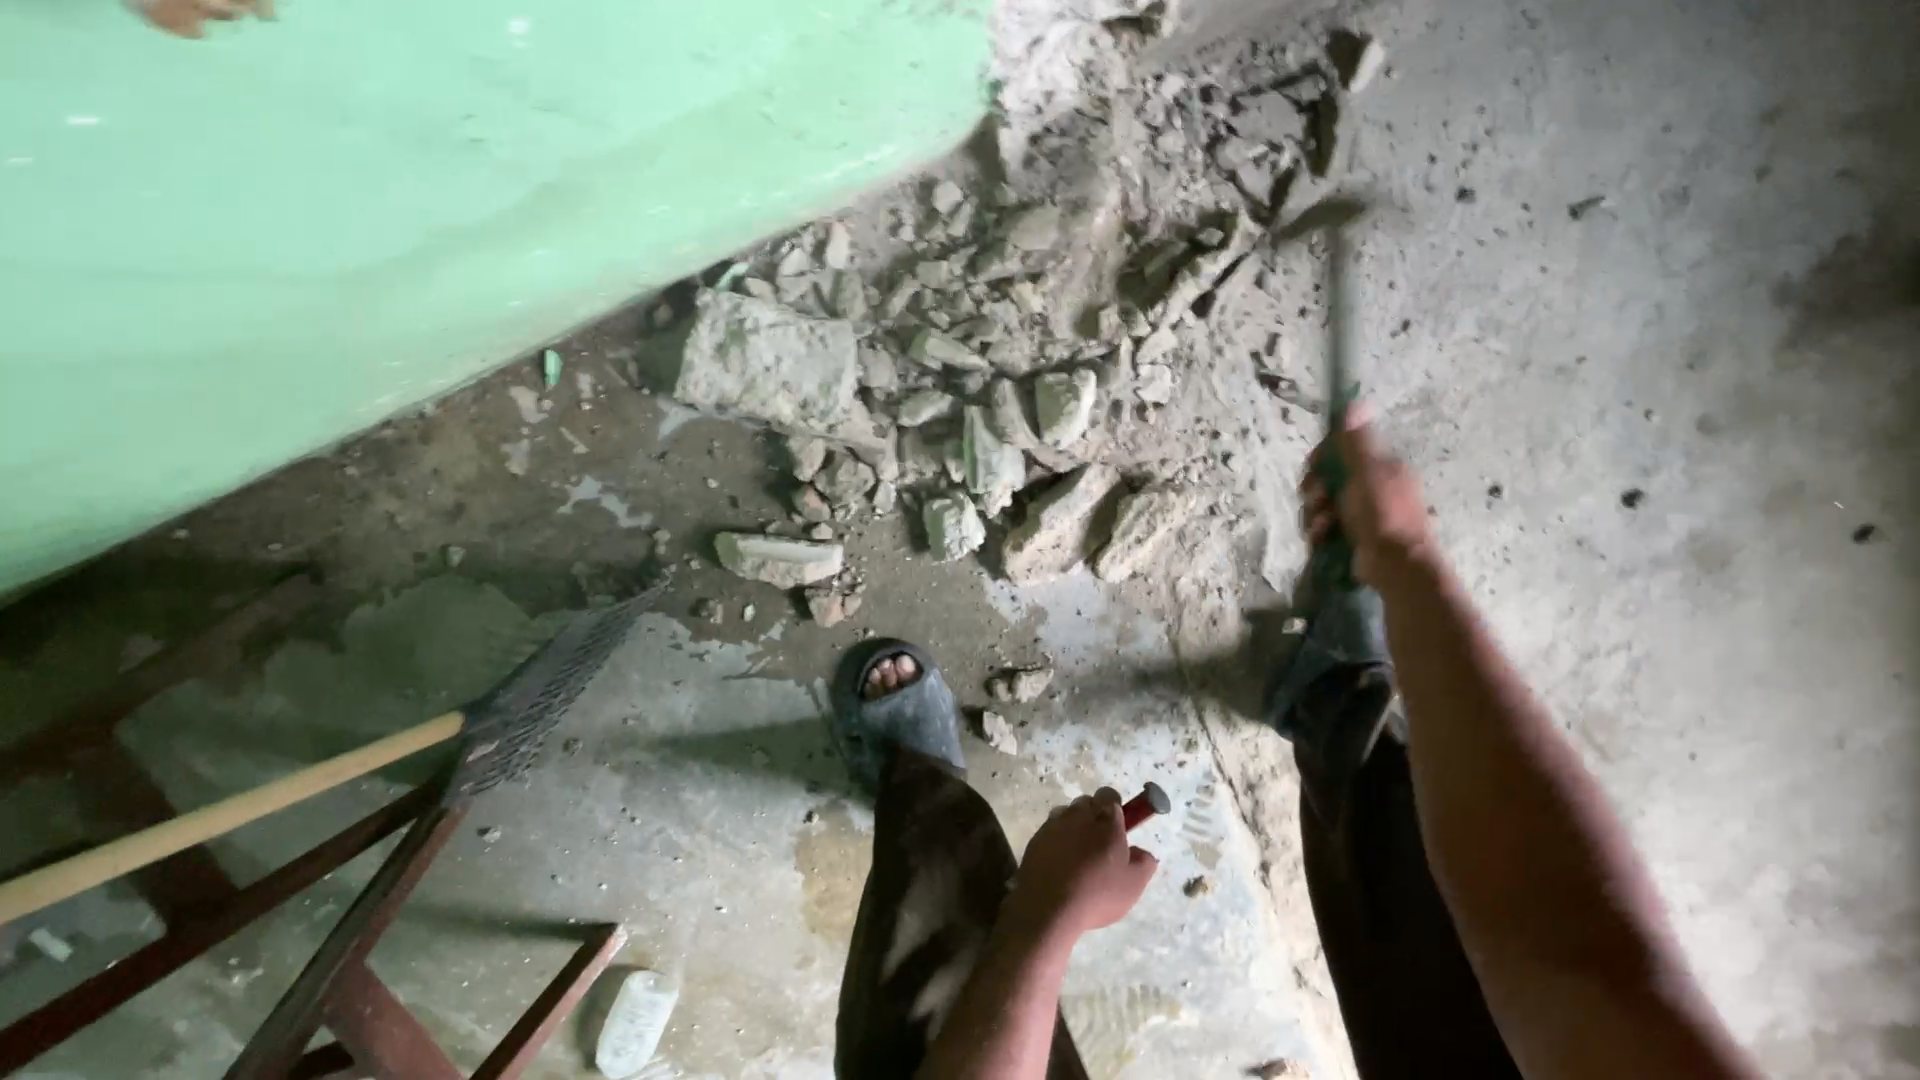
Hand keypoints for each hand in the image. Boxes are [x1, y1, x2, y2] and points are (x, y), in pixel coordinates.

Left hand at [1006, 788, 1156, 937]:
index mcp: (1105, 820)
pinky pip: (1050, 830)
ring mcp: (1054, 824)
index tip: (1118, 829)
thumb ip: (1144, 862)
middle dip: (1094, 816)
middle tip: (1099, 844)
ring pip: (1067, 814)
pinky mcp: (1036, 837)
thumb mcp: (1133, 884)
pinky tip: (1060, 863)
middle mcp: (1078, 815)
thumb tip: (1141, 852)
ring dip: (1074, 826)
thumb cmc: (1097, 893)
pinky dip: (1057, 840)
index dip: (1115, 809)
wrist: (1048, 906)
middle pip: (1087, 803)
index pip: (1110, 796)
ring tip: (1077, 855)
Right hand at [1302, 406, 1434, 584]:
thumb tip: (1355, 402)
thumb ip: (1357, 442)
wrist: (1396, 565)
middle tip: (1317, 498)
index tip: (1313, 467)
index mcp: (1380, 467)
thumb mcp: (1368, 472)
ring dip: (1314, 514)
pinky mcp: (1348, 536)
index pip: (1341, 452)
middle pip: (1326, 479)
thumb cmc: (1384, 515)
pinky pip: (1321, 527)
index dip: (1322, 458)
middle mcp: (1370, 488)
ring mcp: (1359, 514)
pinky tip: (1322, 537)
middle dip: (1315, 490)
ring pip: (1320, 505)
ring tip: (1323, 525)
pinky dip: (1318, 531)